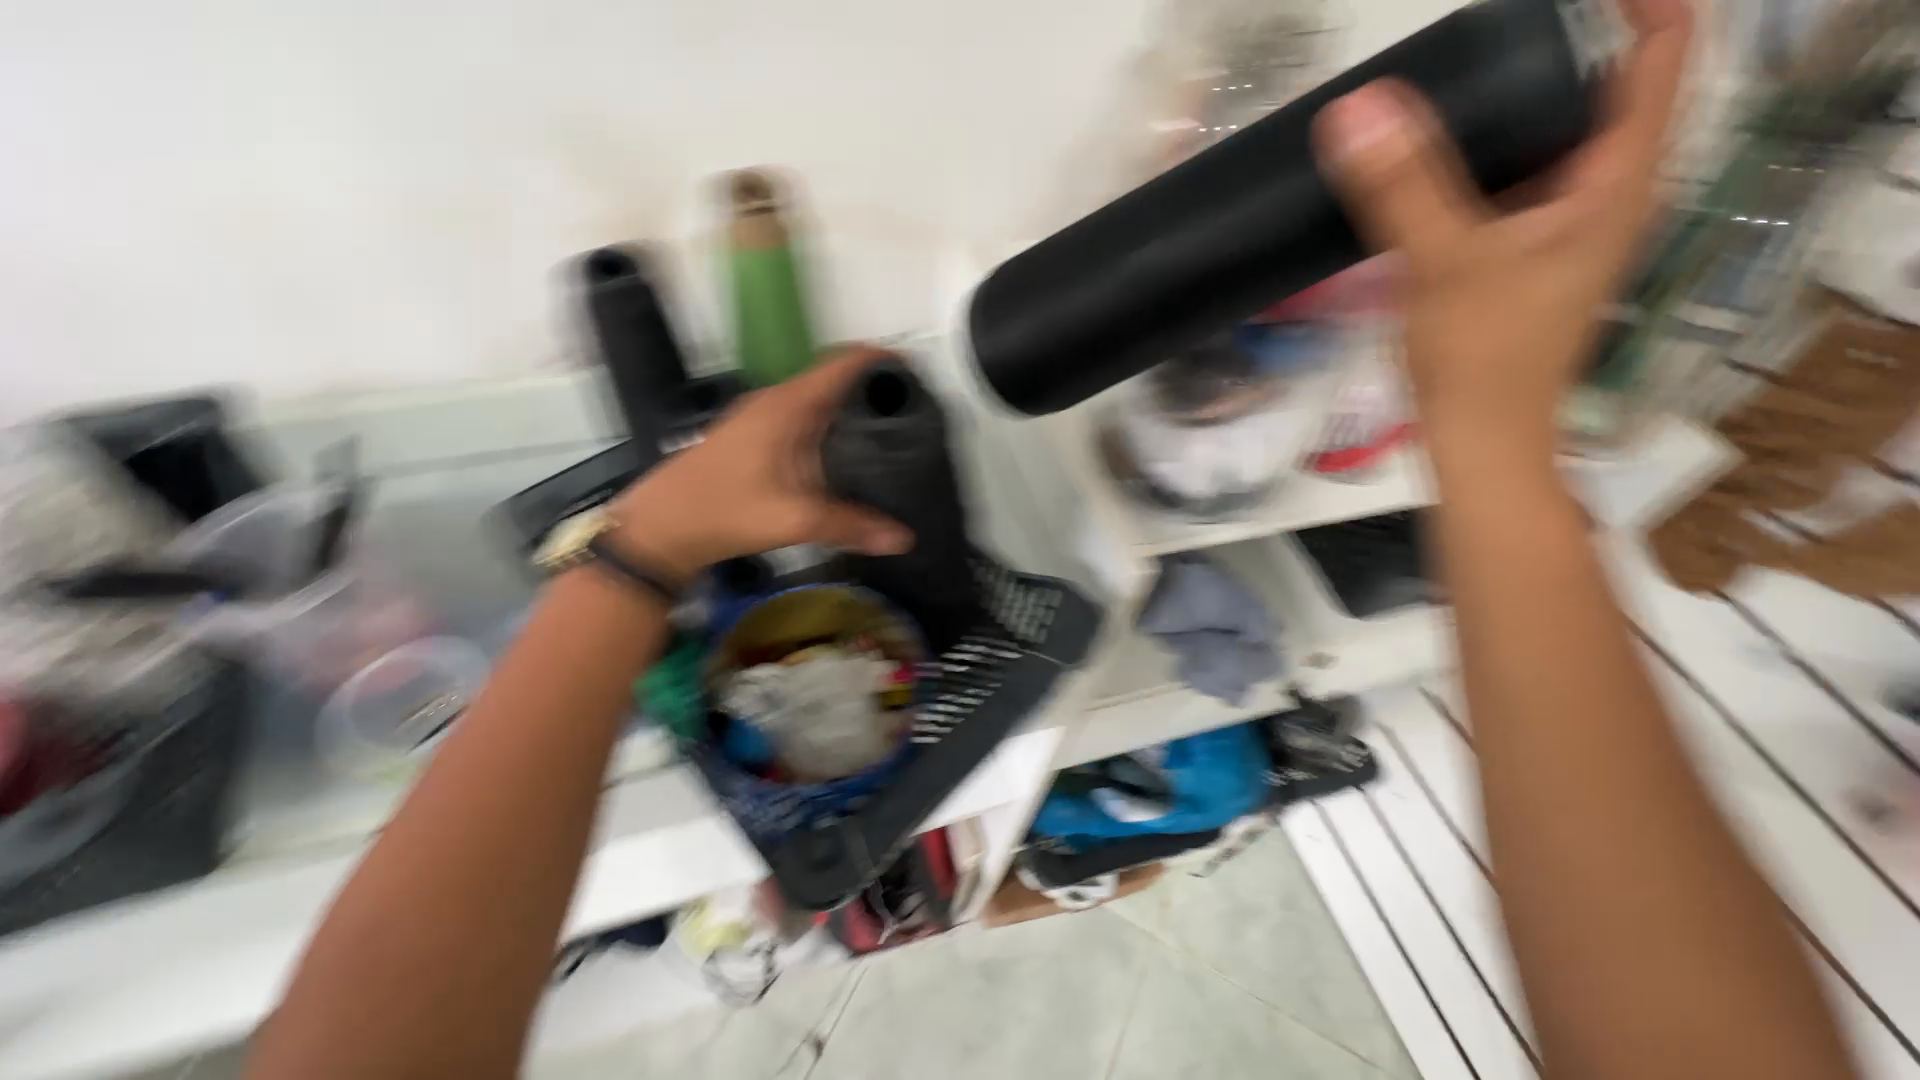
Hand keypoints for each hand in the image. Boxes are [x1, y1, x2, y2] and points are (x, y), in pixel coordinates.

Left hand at [608, 347, 912, 582]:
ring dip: (853, 411)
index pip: (843, 363)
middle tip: (916, 413)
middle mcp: (777, 402)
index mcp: (788, 405)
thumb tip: (904, 538)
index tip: (917, 375)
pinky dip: (832, 429)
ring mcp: (763, 419)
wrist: (660, 527)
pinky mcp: (755, 439)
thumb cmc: (724, 511)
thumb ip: (851, 525)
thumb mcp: (793, 520)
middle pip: (836, 381)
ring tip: (893, 435)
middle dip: (875, 390)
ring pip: (820, 403)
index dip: (881, 360)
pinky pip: (805, 422)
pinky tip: (848, 459)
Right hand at [1313, 0, 1693, 446]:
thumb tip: (1357, 108)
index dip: (1631, 2)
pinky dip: (1481, 159)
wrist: (1479, 441)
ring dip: (1510, 107)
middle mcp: (1604, 194)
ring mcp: (1563, 228)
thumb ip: (1402, 185)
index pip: (1661, 52)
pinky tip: (1428, 163)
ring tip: (1445, 87)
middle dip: (1550, 49)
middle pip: (1601, 87)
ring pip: (1550, 139)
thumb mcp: (1442, 262)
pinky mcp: (1522, 257)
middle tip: (1480, 38)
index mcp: (1618, 180)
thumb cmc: (1482, 356)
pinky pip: (1512, 183)